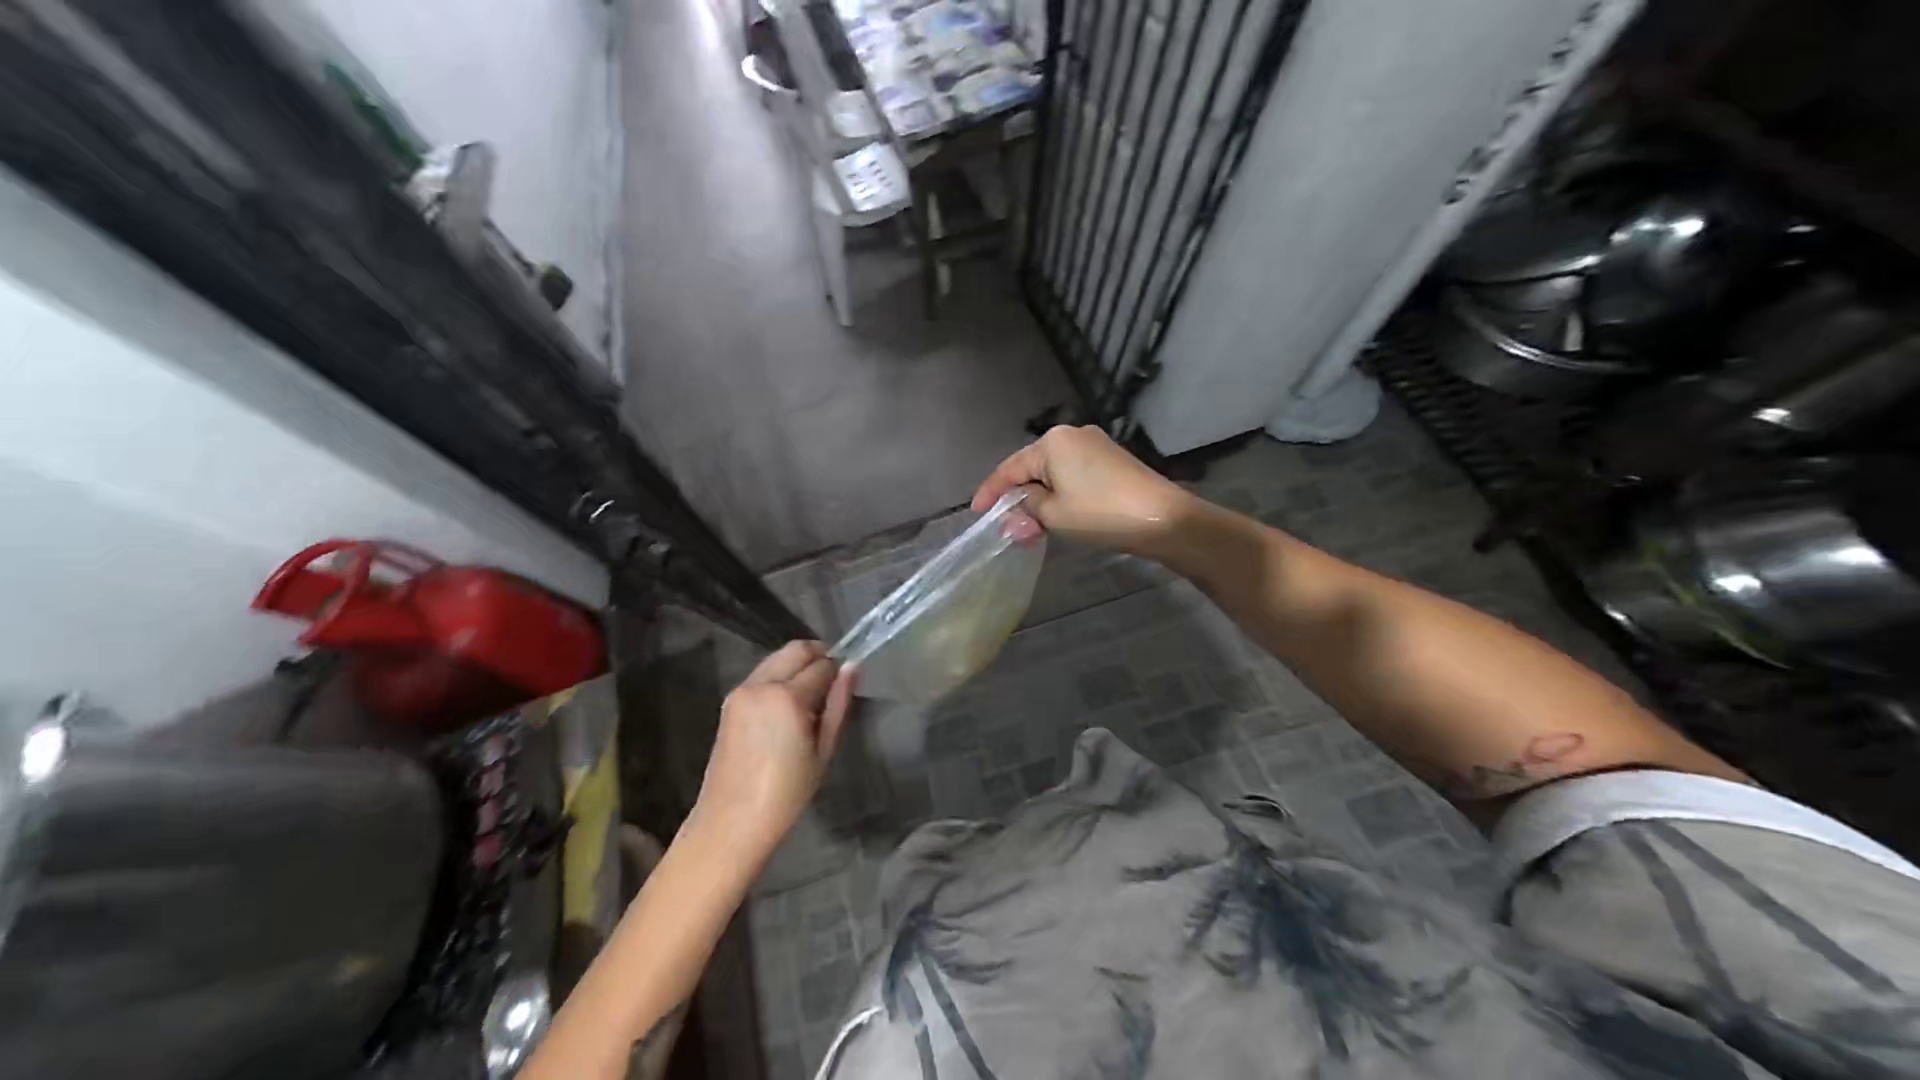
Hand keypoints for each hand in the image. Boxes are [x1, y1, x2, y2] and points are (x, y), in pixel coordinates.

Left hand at [691, 641, 854, 861]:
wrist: (731, 822)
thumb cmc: (786, 793)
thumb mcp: (824, 751)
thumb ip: (839, 704)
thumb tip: (852, 667)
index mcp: (787, 697)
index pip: (822, 665)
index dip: (839, 671)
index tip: (847, 686)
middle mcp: (760, 684)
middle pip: (796, 649)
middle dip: (819, 656)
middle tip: (832, 684)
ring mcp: (741, 690)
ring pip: (777, 658)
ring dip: (798, 666)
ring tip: (811, 701)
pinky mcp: (730, 701)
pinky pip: (762, 675)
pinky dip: (780, 678)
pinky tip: (788, 709)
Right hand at [972, 425, 1196, 555]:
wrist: (1163, 518)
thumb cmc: (1100, 513)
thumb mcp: (1054, 514)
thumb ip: (1027, 508)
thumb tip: (1017, 513)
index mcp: (1052, 441)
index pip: (1010, 468)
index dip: (991, 491)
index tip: (977, 512)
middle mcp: (1072, 434)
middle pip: (1032, 466)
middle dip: (1018, 496)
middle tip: (1008, 525)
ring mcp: (1095, 444)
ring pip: (1053, 471)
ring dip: (1040, 496)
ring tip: (1031, 524)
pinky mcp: (1111, 459)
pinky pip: (1073, 474)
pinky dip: (1060, 492)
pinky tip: (1058, 512)